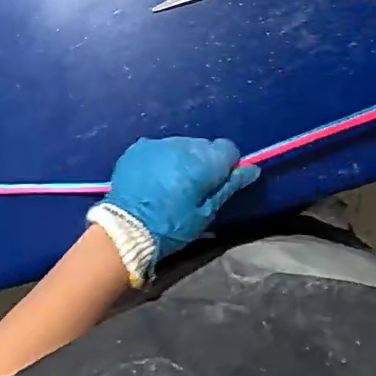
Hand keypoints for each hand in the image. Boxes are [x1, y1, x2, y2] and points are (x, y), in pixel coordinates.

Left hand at [103, 138, 258, 258]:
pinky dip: (162, 159)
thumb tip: (252, 169)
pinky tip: (153, 179)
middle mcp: (183, 144)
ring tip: (171, 184)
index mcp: (203, 161)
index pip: (228, 149)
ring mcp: (159, 143)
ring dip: (183, 159)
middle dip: (204, 162)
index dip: (227, 166)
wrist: (123, 232)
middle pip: (205, 146)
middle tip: (193, 187)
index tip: (217, 183)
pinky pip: (160, 148)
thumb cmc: (171, 227)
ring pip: (183, 145)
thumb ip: (230, 186)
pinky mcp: (139, 147)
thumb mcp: (206, 213)